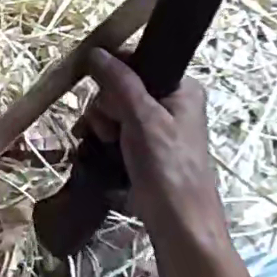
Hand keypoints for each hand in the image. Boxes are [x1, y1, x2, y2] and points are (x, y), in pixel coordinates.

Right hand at [81, 47, 228, 251]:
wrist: (179, 225)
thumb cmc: (168, 169)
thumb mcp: (143, 119)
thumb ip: (120, 82)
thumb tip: (95, 51)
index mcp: (181, 87)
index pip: (137, 61)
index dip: (112, 73)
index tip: (101, 93)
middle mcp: (170, 102)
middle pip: (119, 86)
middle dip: (105, 106)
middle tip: (111, 130)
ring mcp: (156, 126)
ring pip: (112, 109)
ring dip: (101, 125)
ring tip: (107, 145)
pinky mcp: (144, 148)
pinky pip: (114, 130)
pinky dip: (103, 139)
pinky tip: (98, 150)